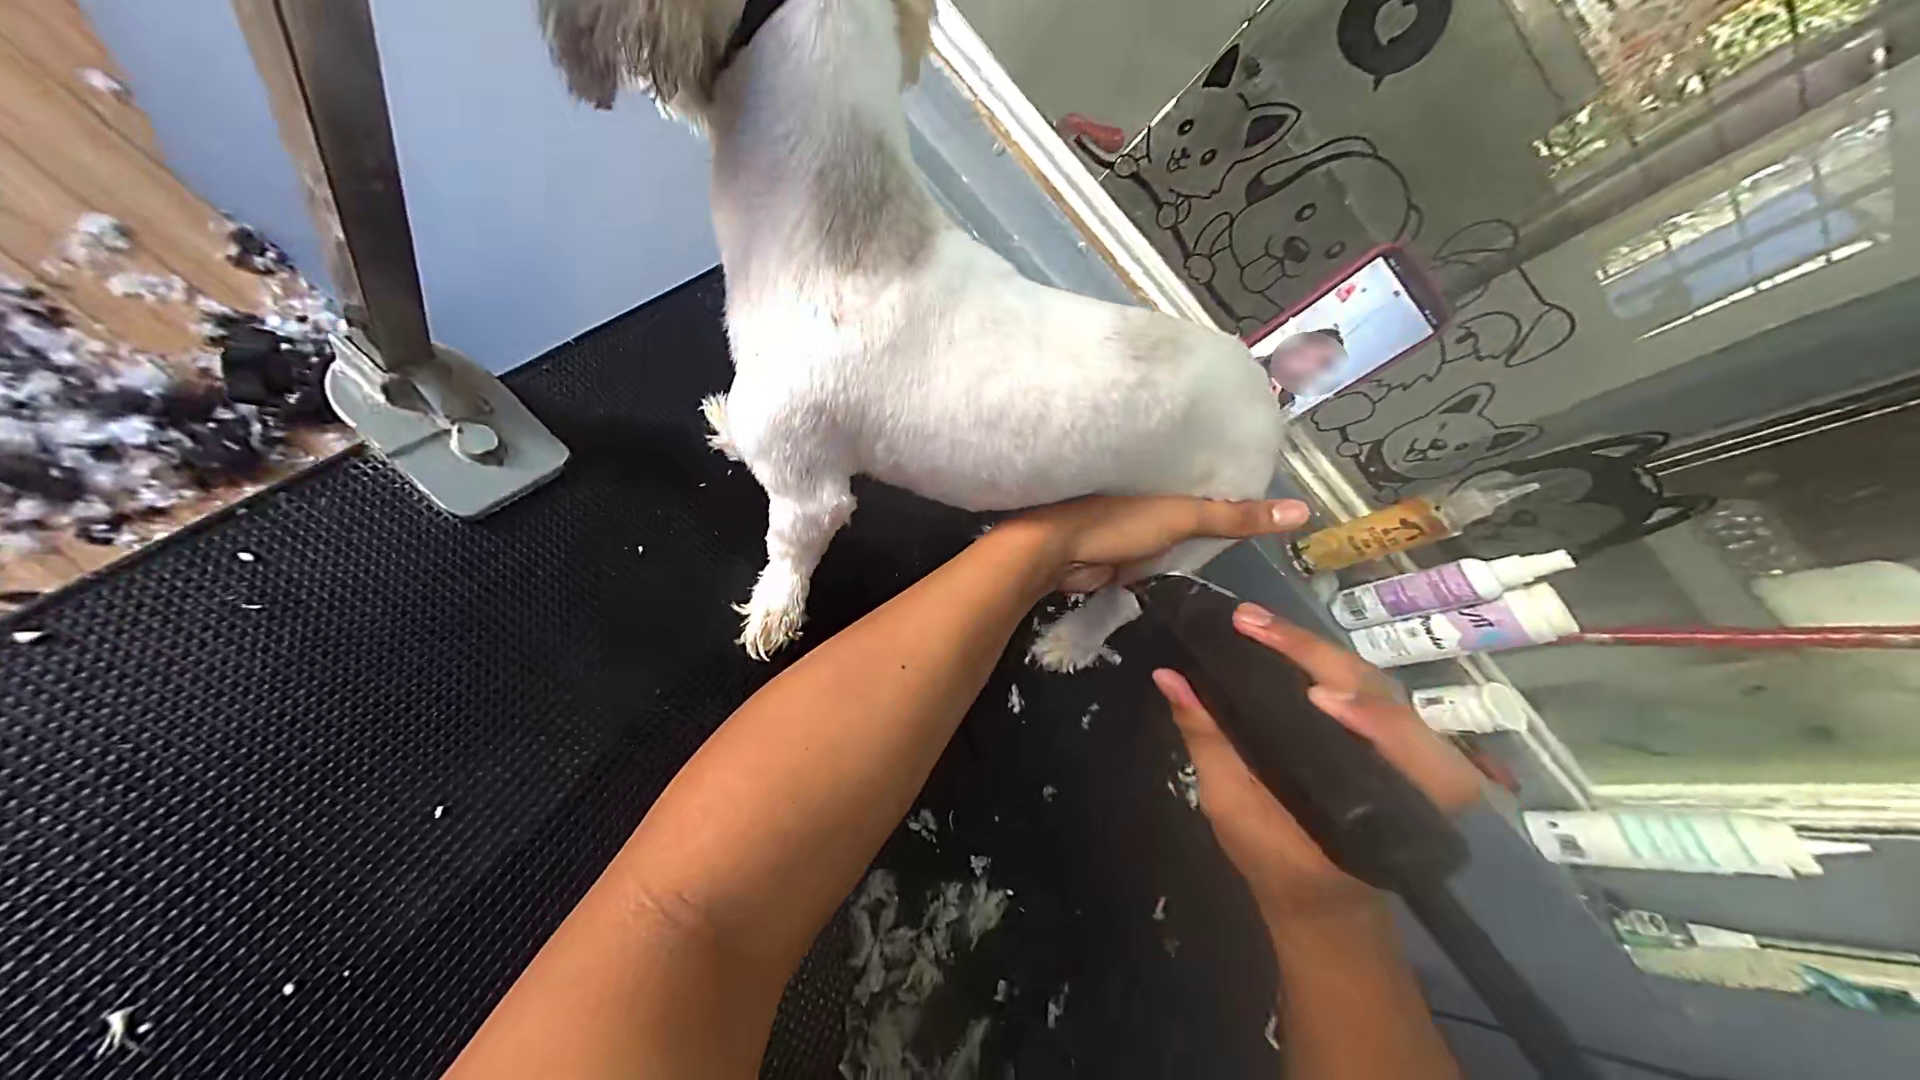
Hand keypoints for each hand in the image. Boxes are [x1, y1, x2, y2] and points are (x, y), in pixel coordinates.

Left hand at [1005, 495, 1309, 593]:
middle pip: (1191, 501)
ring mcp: (1129, 522)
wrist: (1053, 553)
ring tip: (1240, 542)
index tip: (1271, 483)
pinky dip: (1167, 557)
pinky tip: (1190, 560)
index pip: (1208, 469)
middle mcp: (1145, 491)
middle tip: (1263, 522)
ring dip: (1191, 537)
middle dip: (1216, 510)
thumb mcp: (1181, 517)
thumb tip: (1301, 512)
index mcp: (1159, 471)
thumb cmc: (1113, 523)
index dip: (1236, 475)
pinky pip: (1152, 552)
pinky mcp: (1117, 549)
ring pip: (1170, 530)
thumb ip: (1233, 515)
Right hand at [1151, 604, 1481, 921]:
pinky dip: (1312, 654)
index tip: (1317, 697)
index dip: (1375, 718)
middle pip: (1377, 692)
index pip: (1409, 755)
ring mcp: (1395, 737)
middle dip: (1314, 654)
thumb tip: (1168, 677)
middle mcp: (1413, 765)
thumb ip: (1209, 740)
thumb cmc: (1279, 861)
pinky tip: (1272, 637)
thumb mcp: (1234, 807)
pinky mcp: (1371, 721)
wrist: (1315, 890)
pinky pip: (1351, 679)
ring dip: (1310, 646)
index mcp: (1399, 807)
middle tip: (1249, 625)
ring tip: (1253, 624)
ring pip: (1366, 677)